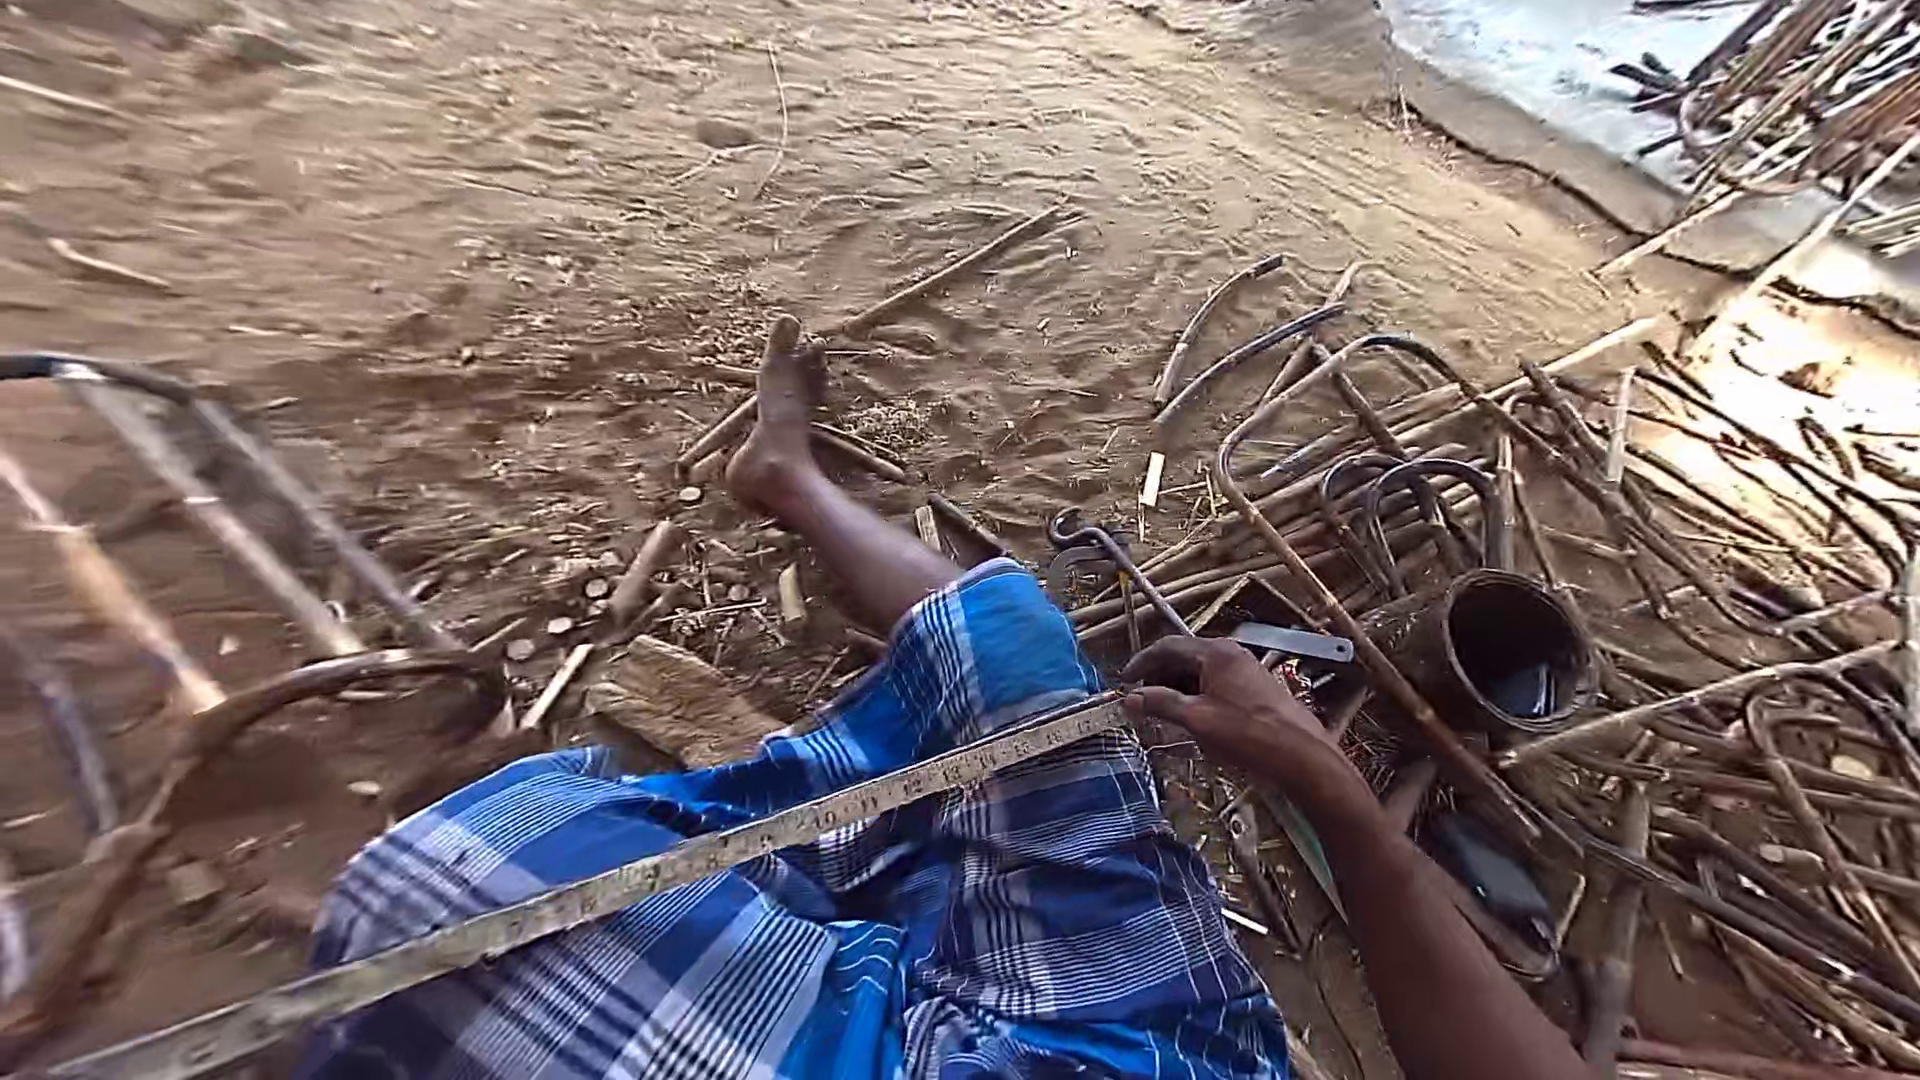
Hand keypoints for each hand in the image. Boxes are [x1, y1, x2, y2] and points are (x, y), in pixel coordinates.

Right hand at [1121, 637, 1369, 812]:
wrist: (1306, 760)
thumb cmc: (1249, 735)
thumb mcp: (1197, 720)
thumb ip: (1161, 704)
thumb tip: (1130, 698)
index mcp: (1215, 653)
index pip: (1167, 647)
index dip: (1141, 663)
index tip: (1125, 681)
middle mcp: (1231, 653)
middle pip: (1184, 656)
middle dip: (1158, 676)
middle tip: (1141, 698)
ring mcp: (1247, 670)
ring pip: (1200, 670)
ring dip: (1177, 686)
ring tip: (1163, 710)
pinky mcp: (1257, 688)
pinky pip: (1216, 682)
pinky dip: (1197, 694)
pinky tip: (1193, 716)